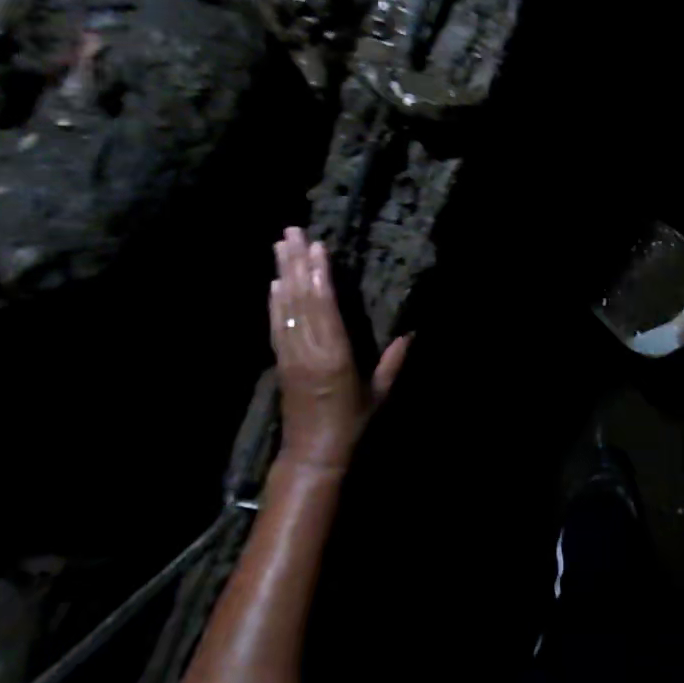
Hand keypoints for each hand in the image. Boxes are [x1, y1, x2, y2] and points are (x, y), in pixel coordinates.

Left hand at [269, 227, 409, 467]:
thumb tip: (410, 332)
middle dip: (295, 262)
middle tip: (290, 230)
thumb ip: (393, 362)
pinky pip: (276, 325)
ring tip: (279, 244)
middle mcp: (310, 350)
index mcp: (336, 356)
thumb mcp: (378, 394)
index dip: (319, 275)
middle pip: (301, 298)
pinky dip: (274, 302)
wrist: (313, 452)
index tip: (317, 246)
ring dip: (281, 273)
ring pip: (286, 307)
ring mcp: (291, 354)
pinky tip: (273, 283)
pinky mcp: (280, 361)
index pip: (325, 307)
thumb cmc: (351, 423)